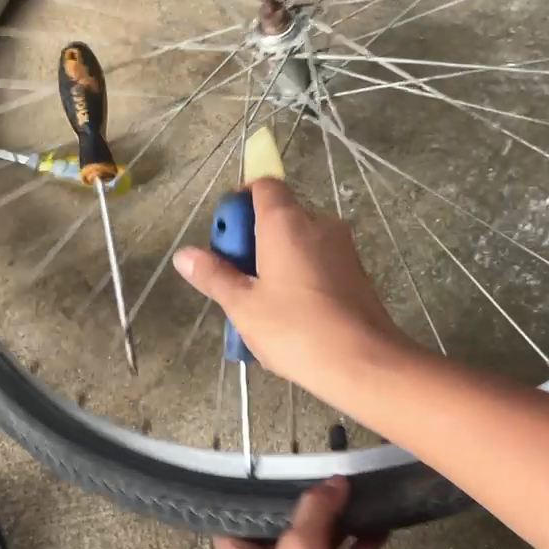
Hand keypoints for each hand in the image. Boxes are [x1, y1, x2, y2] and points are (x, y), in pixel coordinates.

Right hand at [173, 179, 407, 397]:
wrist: (364, 362)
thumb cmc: (296, 329)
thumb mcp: (243, 305)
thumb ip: (214, 276)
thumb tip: (184, 254)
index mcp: (286, 222)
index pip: (263, 185)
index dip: (239, 203)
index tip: (225, 236)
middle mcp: (318, 223)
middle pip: (279, 214)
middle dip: (252, 239)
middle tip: (235, 279)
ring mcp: (341, 247)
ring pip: (298, 240)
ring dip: (275, 259)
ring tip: (259, 303)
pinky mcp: (355, 272)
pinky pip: (317, 261)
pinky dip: (298, 274)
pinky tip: (289, 313)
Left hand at [216, 477, 387, 548]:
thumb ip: (315, 511)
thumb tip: (335, 481)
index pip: (236, 520)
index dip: (250, 494)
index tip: (273, 465)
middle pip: (283, 528)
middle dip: (304, 502)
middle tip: (324, 465)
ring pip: (319, 544)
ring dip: (337, 520)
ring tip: (356, 486)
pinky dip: (361, 545)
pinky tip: (381, 522)